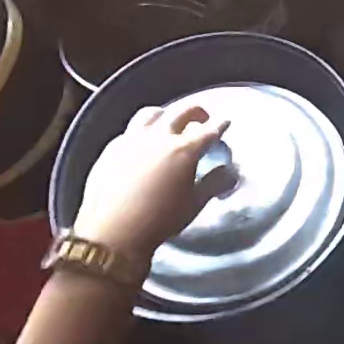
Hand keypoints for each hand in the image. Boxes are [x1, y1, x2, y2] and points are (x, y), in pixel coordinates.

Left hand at [73, 103, 229, 260]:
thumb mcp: (194, 203)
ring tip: (170, 123)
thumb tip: (231, 173)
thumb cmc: (160, 219)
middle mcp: (159, 137)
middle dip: (197, 112)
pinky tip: (144, 144)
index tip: (226, 122)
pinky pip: (131, 130)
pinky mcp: (112, 148)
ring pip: (152, 114)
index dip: (220, 126)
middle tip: (203, 118)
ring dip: (167, 114)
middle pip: (182, 112)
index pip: (208, 131)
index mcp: (184, 150)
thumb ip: (214, 184)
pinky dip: (144, 131)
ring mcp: (132, 139)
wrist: (113, 231)